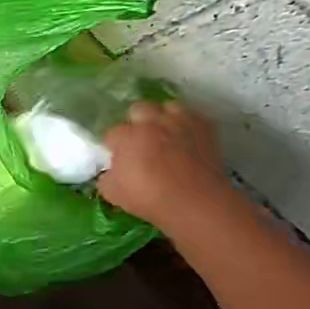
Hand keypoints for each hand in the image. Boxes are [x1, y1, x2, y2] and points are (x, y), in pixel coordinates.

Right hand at [98, 100, 237, 231]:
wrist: (195, 202)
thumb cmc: (150, 198)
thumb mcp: (112, 193)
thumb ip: (106, 176)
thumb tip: (110, 170)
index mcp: (127, 136)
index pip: (112, 132)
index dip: (113, 145)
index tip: (117, 157)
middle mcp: (152, 121)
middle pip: (138, 109)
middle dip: (136, 122)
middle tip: (139, 141)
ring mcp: (179, 121)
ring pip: (167, 106)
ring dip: (162, 117)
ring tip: (165, 134)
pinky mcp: (203, 126)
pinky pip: (191, 116)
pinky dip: (186, 125)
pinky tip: (185, 138)